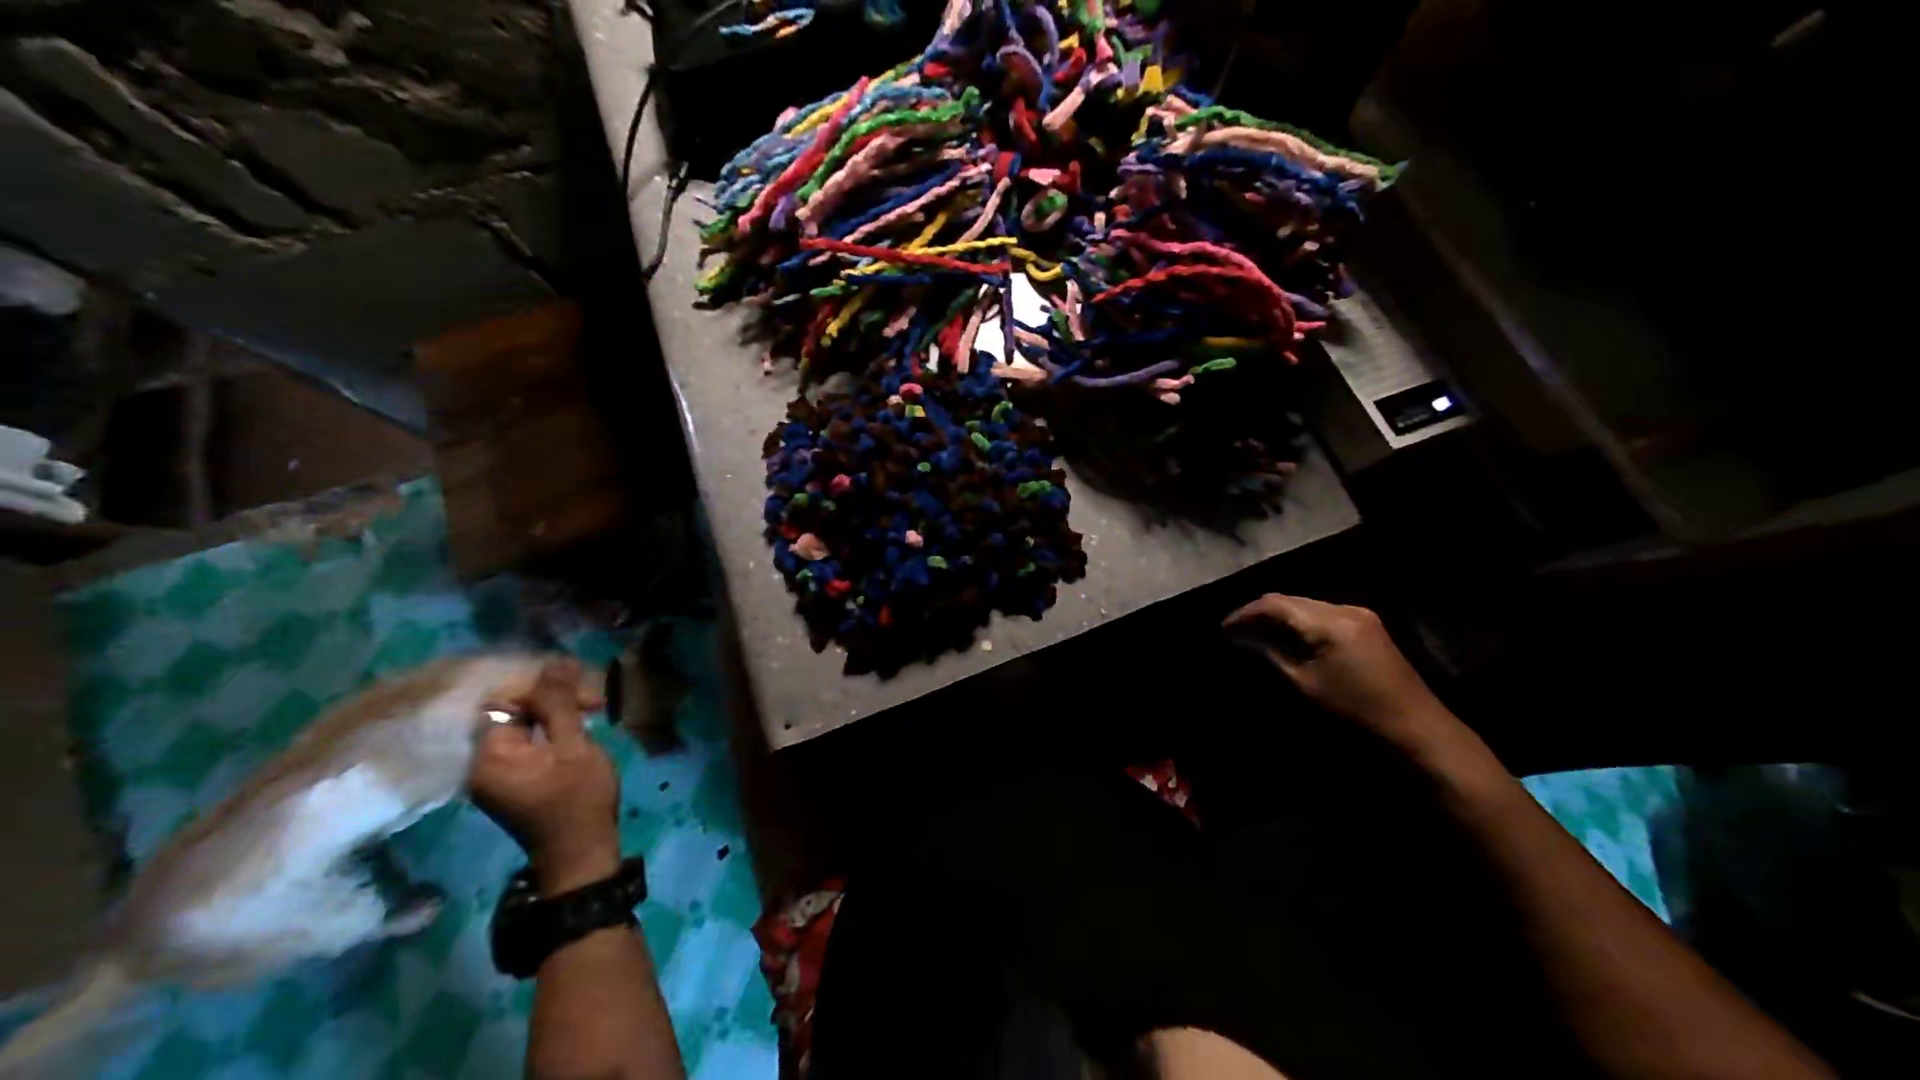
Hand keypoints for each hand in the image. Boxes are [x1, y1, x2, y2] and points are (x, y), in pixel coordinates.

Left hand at [470, 658, 619, 895]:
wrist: (580, 849)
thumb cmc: (579, 798)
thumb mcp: (574, 747)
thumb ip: (559, 703)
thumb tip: (554, 663)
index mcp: (487, 751)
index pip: (502, 694)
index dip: (539, 678)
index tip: (577, 676)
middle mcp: (480, 755)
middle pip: (510, 703)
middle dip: (551, 691)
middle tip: (592, 696)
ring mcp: (493, 764)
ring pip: (520, 716)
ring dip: (555, 704)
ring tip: (593, 704)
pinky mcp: (509, 769)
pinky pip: (524, 732)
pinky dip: (550, 721)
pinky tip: (579, 718)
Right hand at [1222, 594, 1457, 751]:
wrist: (1416, 727)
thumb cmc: (1356, 710)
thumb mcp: (1305, 684)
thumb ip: (1271, 654)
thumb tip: (1241, 639)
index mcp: (1331, 622)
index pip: (1275, 604)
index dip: (1244, 613)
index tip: (1222, 629)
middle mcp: (1345, 608)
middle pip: (1290, 600)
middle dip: (1259, 613)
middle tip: (1234, 632)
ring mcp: (1359, 614)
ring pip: (1304, 605)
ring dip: (1278, 616)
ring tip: (1254, 635)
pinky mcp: (1366, 624)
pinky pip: (1321, 614)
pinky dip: (1299, 622)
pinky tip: (1285, 637)